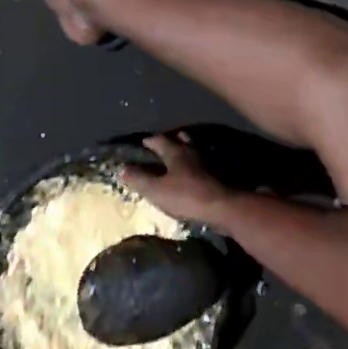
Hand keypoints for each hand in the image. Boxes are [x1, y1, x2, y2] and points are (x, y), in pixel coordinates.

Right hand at [118, 133, 237, 229]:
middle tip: (162, 147)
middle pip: (180, 139)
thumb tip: (122, 169)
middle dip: (171, 141)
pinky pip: (202, 165)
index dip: (149, 141)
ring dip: (185, 153)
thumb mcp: (156, 190)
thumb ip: (139, 179)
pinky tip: (192, 176)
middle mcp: (192, 151)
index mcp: (175, 151)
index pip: (159, 139)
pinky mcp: (219, 175)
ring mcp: (208, 162)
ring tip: (176, 162)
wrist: (225, 208)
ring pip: (193, 151)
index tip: (142, 143)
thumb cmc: (187, 196)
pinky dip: (195, 167)